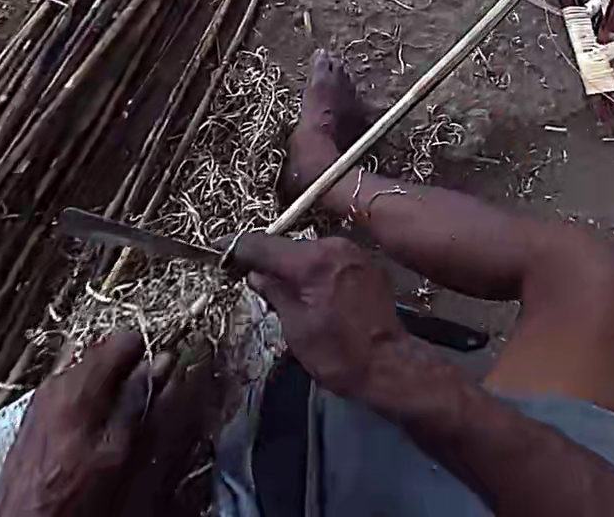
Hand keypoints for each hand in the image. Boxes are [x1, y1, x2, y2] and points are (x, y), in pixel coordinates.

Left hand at [0, 330, 154, 516]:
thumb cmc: (70, 498)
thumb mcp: (116, 453)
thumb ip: (138, 401)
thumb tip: (162, 363)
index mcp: (79, 384)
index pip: (122, 339)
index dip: (145, 353)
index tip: (157, 373)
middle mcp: (57, 381)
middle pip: (103, 352)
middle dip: (126, 371)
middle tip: (141, 402)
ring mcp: (42, 397)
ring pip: (87, 371)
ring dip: (107, 386)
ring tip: (117, 422)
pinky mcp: (35, 414)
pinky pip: (70, 390)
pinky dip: (87, 400)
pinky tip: (92, 432)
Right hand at [229, 233, 408, 398]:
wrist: (394, 368)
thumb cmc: (339, 355)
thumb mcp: (296, 329)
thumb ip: (274, 293)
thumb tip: (256, 274)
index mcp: (311, 261)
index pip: (264, 245)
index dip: (239, 247)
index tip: (220, 248)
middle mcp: (332, 246)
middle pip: (288, 247)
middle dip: (269, 261)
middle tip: (252, 280)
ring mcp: (351, 251)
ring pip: (309, 252)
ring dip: (294, 267)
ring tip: (285, 292)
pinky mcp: (364, 262)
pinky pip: (329, 259)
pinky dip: (315, 270)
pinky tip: (315, 293)